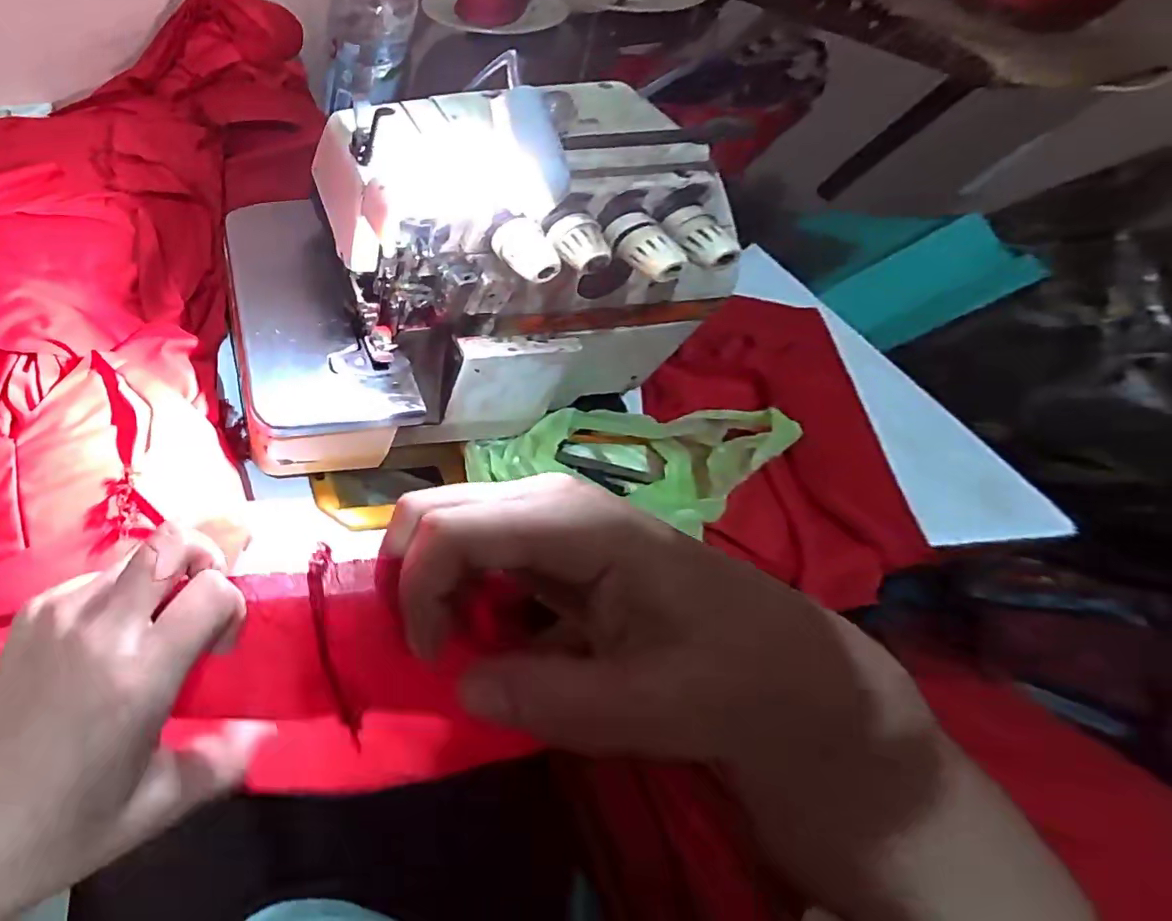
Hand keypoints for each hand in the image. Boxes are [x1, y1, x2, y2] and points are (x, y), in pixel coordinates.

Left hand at [0, 526, 271, 920]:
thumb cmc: (69, 823)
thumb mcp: (156, 805)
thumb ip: (222, 760)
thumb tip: (265, 731)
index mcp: (139, 674)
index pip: (213, 589)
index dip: (232, 606)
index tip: (219, 648)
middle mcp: (102, 624)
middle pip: (171, 542)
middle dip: (204, 558)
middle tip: (200, 603)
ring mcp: (61, 609)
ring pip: (133, 556)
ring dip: (159, 577)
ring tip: (152, 627)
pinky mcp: (33, 608)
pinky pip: (94, 578)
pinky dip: (118, 593)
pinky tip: (104, 643)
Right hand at [384, 474, 932, 768]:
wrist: (794, 667)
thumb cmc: (735, 679)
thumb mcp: (658, 707)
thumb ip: (555, 700)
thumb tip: (460, 687)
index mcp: (573, 521)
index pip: (452, 529)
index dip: (419, 590)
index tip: (431, 659)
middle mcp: (544, 496)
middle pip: (431, 510)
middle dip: (409, 577)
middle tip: (430, 646)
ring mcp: (541, 509)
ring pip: (440, 521)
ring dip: (427, 580)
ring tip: (456, 640)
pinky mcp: (540, 532)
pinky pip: (465, 541)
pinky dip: (449, 583)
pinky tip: (479, 625)